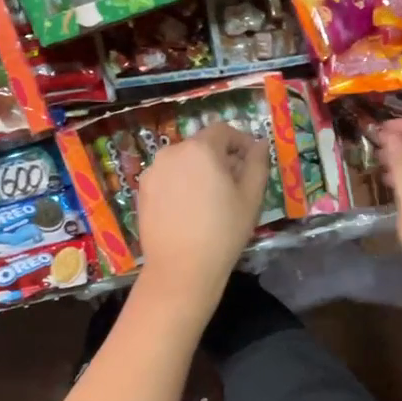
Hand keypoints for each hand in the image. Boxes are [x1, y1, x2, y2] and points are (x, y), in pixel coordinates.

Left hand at [134, 123, 267, 308]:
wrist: (181, 269)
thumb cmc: (223, 232)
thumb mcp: (251, 198)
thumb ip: (257, 165)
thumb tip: (259, 145)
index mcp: (201, 149)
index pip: (223, 131)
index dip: (240, 142)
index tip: (250, 161)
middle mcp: (172, 152)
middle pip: (200, 146)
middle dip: (219, 158)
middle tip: (233, 185)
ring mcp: (153, 172)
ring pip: (182, 162)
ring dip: (198, 172)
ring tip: (210, 201)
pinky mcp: (142, 192)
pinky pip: (167, 179)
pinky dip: (180, 186)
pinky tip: (189, 212)